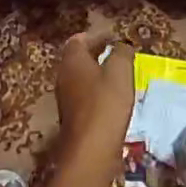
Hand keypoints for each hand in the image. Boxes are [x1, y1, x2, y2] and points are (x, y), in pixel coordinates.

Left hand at [54, 23, 133, 164]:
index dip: (97, 36)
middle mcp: (64, 76)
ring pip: (81, 78)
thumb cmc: (106, 103)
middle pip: (78, 58)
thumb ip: (122, 52)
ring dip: (98, 73)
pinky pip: (84, 96)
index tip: (115, 37)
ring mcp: (66, 98)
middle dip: (98, 53)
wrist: (91, 151)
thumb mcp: (120, 71)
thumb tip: (122, 45)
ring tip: (120, 75)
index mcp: (72, 60)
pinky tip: (114, 98)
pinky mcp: (73, 117)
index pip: (79, 39)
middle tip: (119, 54)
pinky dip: (97, 91)